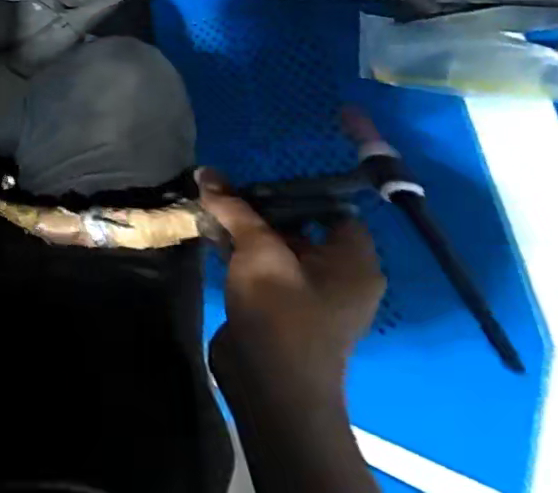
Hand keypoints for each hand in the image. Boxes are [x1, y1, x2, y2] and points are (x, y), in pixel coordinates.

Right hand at [196, 166, 384, 398]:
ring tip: (209, 204)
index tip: (260, 174)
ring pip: (276, 245)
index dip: (298, 189)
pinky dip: (239, 249)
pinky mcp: (280, 306)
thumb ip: (234, 208)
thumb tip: (204, 171)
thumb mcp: (258, 250)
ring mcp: (309, 293)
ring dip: (244, 227)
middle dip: (260, 206)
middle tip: (225, 186)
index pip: (334, 209)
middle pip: (299, 224)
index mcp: (353, 261)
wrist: (271, 385)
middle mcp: (338, 275)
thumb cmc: (281, 311)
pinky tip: (209, 232)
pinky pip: (262, 266)